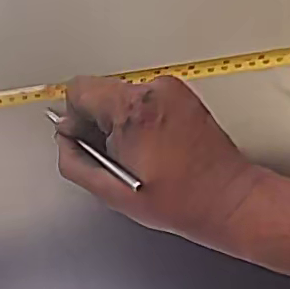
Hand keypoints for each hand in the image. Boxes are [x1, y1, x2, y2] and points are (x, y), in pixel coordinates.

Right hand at [54, 75, 263, 246]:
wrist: (224, 198)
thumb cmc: (179, 199)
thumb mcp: (109, 191)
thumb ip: (74, 160)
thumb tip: (65, 140)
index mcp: (132, 110)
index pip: (78, 90)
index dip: (74, 118)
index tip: (84, 139)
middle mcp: (153, 91)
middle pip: (99, 90)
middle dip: (97, 121)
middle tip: (114, 154)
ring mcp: (171, 89)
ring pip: (121, 95)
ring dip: (119, 120)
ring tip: (139, 154)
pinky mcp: (182, 94)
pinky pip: (144, 99)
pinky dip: (140, 119)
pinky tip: (153, 147)